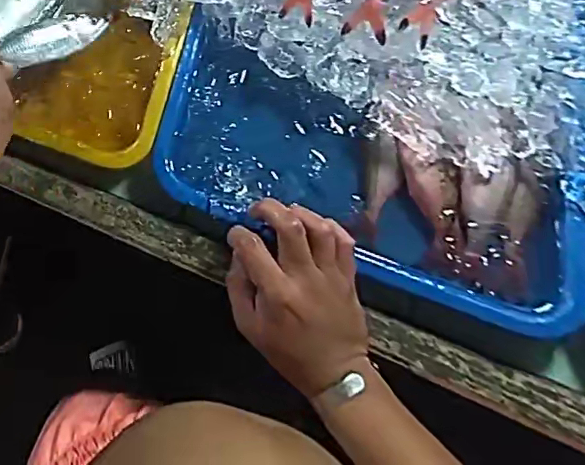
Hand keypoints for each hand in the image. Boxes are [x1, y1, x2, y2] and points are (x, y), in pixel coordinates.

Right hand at [226, 199, 369, 399]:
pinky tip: (314, 226)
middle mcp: (305, 278)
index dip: (237, 233)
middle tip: (258, 211)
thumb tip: (239, 254)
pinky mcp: (349, 279)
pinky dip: (328, 226)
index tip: (235, 237)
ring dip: (299, 212)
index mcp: (277, 292)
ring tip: (286, 214)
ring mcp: (331, 277)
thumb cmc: (287, 351)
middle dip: (268, 208)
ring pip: (320, 228)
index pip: (251, 245)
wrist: (338, 375)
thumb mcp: (248, 325)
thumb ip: (237, 285)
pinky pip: (345, 242)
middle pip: (290, 226)